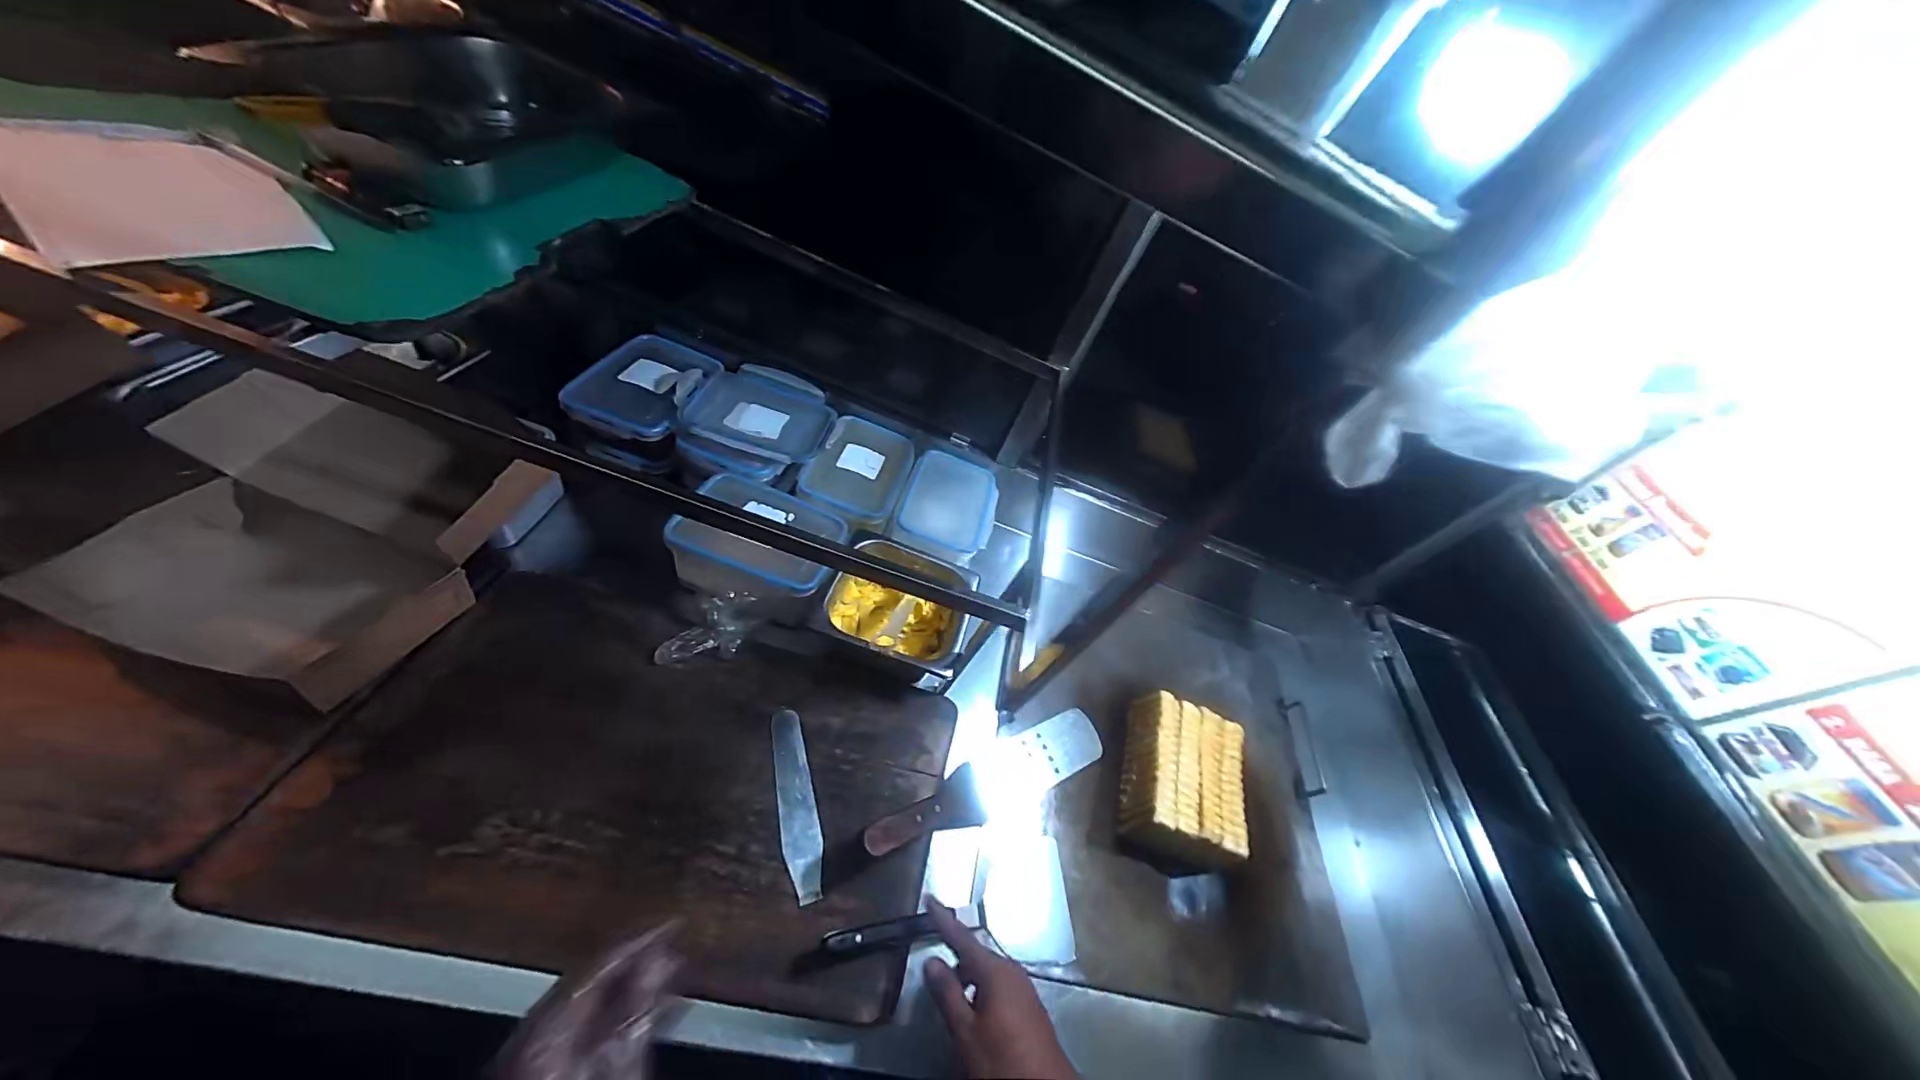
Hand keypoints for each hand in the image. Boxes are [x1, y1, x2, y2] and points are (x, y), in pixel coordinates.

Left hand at [496, 922, 682, 1079]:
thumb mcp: (618, 1071)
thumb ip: (637, 1013)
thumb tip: (661, 958)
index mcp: (548, 1030)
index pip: (598, 964)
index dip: (639, 939)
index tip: (673, 923)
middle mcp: (531, 1039)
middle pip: (587, 983)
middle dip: (633, 963)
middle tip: (674, 947)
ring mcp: (530, 1062)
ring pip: (583, 1009)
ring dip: (625, 992)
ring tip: (667, 978)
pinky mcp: (537, 1078)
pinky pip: (577, 1034)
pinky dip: (610, 1022)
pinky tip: (639, 1023)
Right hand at [924, 902, 1077, 1079]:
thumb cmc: (1003, 1061)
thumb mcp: (966, 1031)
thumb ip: (948, 993)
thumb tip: (932, 962)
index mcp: (996, 971)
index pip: (963, 938)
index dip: (943, 919)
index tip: (931, 899)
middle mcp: (1012, 972)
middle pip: (975, 956)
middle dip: (955, 962)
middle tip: (936, 977)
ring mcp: (1023, 989)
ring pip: (987, 974)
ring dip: (968, 981)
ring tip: (954, 1005)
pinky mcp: (1029, 1007)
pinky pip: (999, 987)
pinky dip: (982, 992)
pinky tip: (976, 1016)